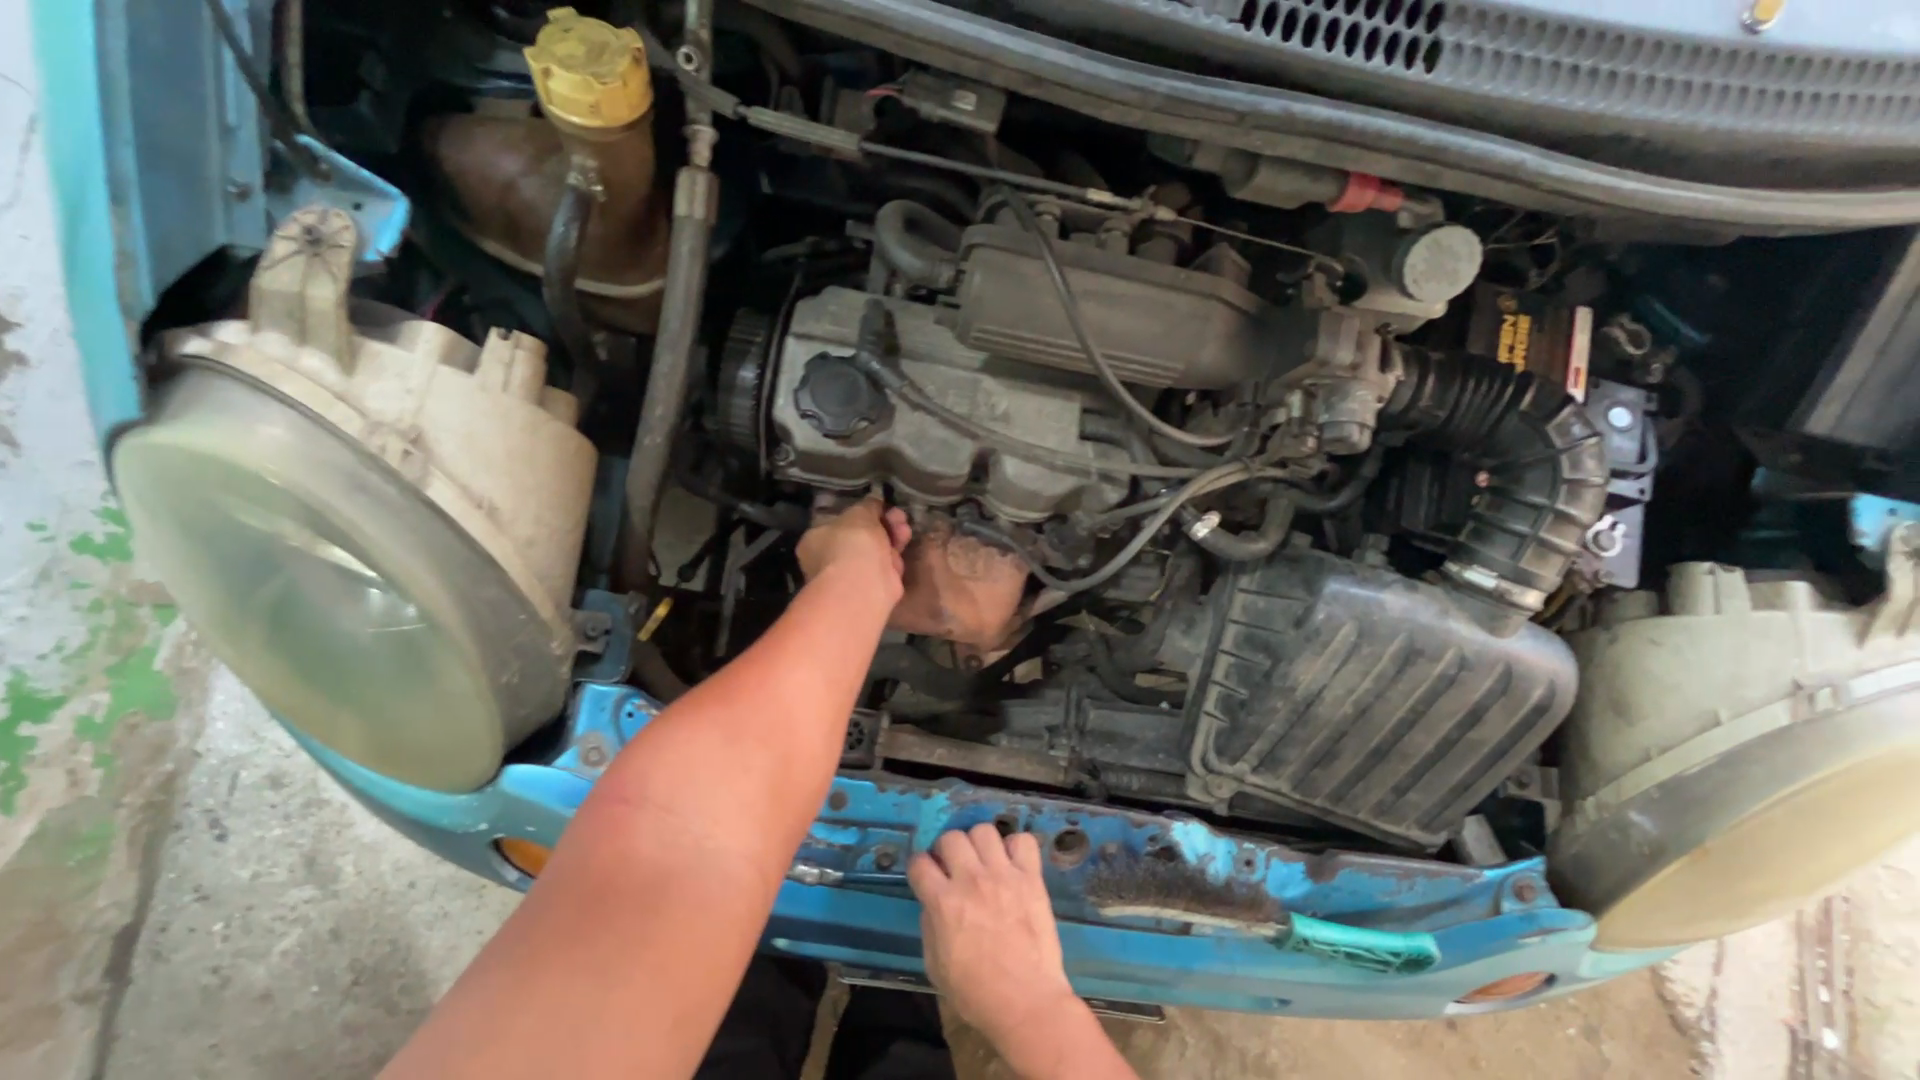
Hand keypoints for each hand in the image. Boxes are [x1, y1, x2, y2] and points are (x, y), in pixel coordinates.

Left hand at [796, 497, 910, 597]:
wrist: (863, 583)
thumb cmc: (851, 541)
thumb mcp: (860, 512)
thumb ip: (867, 506)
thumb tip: (873, 504)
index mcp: (815, 540)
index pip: (838, 523)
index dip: (860, 513)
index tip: (878, 507)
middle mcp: (829, 560)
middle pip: (859, 536)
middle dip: (881, 524)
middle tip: (897, 515)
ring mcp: (850, 576)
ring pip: (875, 550)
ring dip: (892, 535)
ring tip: (904, 527)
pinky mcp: (871, 587)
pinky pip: (884, 566)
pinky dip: (895, 555)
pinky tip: (904, 541)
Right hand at [908, 825, 1078, 1053]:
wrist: (1026, 1002)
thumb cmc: (976, 993)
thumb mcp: (935, 965)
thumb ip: (930, 925)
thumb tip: (932, 902)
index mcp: (943, 903)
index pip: (919, 862)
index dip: (919, 868)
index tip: (926, 875)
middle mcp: (971, 880)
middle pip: (951, 837)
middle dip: (947, 849)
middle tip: (954, 867)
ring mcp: (1004, 876)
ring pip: (984, 830)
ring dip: (978, 844)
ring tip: (983, 862)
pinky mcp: (1031, 878)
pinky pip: (1023, 841)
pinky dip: (1015, 847)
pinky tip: (1011, 864)